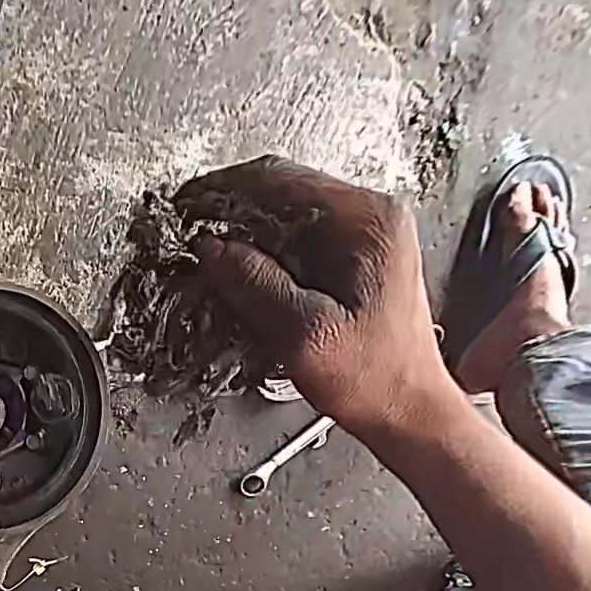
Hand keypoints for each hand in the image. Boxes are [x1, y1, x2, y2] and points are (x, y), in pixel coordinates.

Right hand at [177, 156, 460, 439]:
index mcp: (365, 221)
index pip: (279, 180)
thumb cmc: (369, 377)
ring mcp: (361, 239)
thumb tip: (210, 247)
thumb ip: (256, 285)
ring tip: (207, 260)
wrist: (406, 409)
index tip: (184, 208)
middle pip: (282, 194)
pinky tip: (240, 278)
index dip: (223, 190)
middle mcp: (367, 218)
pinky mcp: (351, 263)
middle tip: (188, 237)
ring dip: (244, 236)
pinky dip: (262, 257)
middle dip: (230, 213)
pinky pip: (295, 246)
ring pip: (285, 220)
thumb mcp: (304, 334)